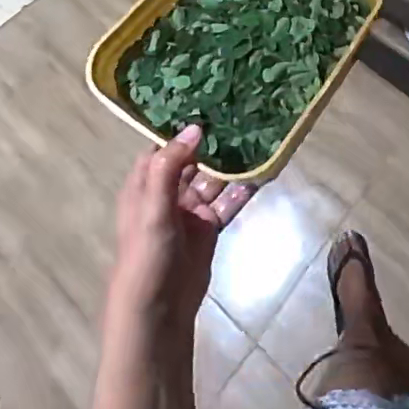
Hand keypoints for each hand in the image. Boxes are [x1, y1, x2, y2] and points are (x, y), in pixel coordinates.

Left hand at [108, 124, 254, 335]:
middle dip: (213, 140)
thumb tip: (196, 128)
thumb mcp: (153, 206)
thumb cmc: (147, 253)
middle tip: (241, 112)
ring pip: (214, 178)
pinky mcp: (209, 227)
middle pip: (193, 158)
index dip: (181, 126)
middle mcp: (168, 191)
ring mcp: (190, 209)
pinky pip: (228, 202)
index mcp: (146, 182)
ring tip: (257, 136)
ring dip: (231, 162)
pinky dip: (243, 189)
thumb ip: (171, 165)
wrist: (159, 309)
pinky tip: (262, 173)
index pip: (163, 144)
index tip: (206, 99)